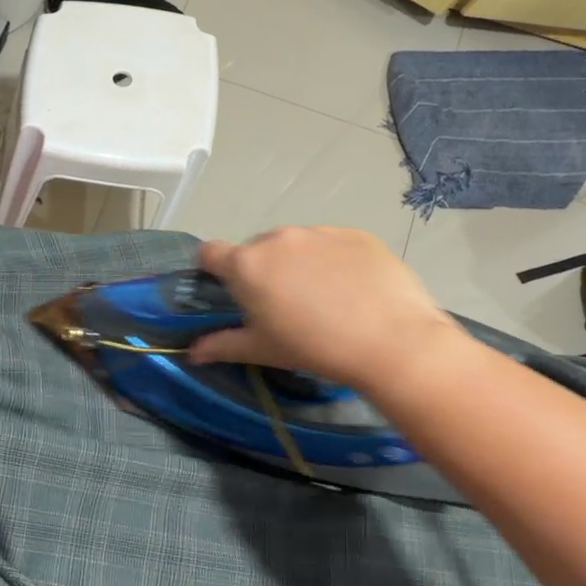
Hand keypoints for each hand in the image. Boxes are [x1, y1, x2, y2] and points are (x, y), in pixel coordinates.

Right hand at [189, 226, 465, 388]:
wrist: (392, 341)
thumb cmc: (312, 347)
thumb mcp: (261, 350)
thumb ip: (221, 345)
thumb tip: (193, 352)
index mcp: (246, 265)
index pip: (209, 253)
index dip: (211, 269)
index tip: (223, 289)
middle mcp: (279, 239)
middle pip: (255, 249)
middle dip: (260, 271)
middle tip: (278, 305)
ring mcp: (320, 233)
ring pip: (295, 245)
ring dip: (296, 264)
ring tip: (319, 298)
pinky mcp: (357, 235)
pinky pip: (331, 244)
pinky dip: (331, 261)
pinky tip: (349, 290)